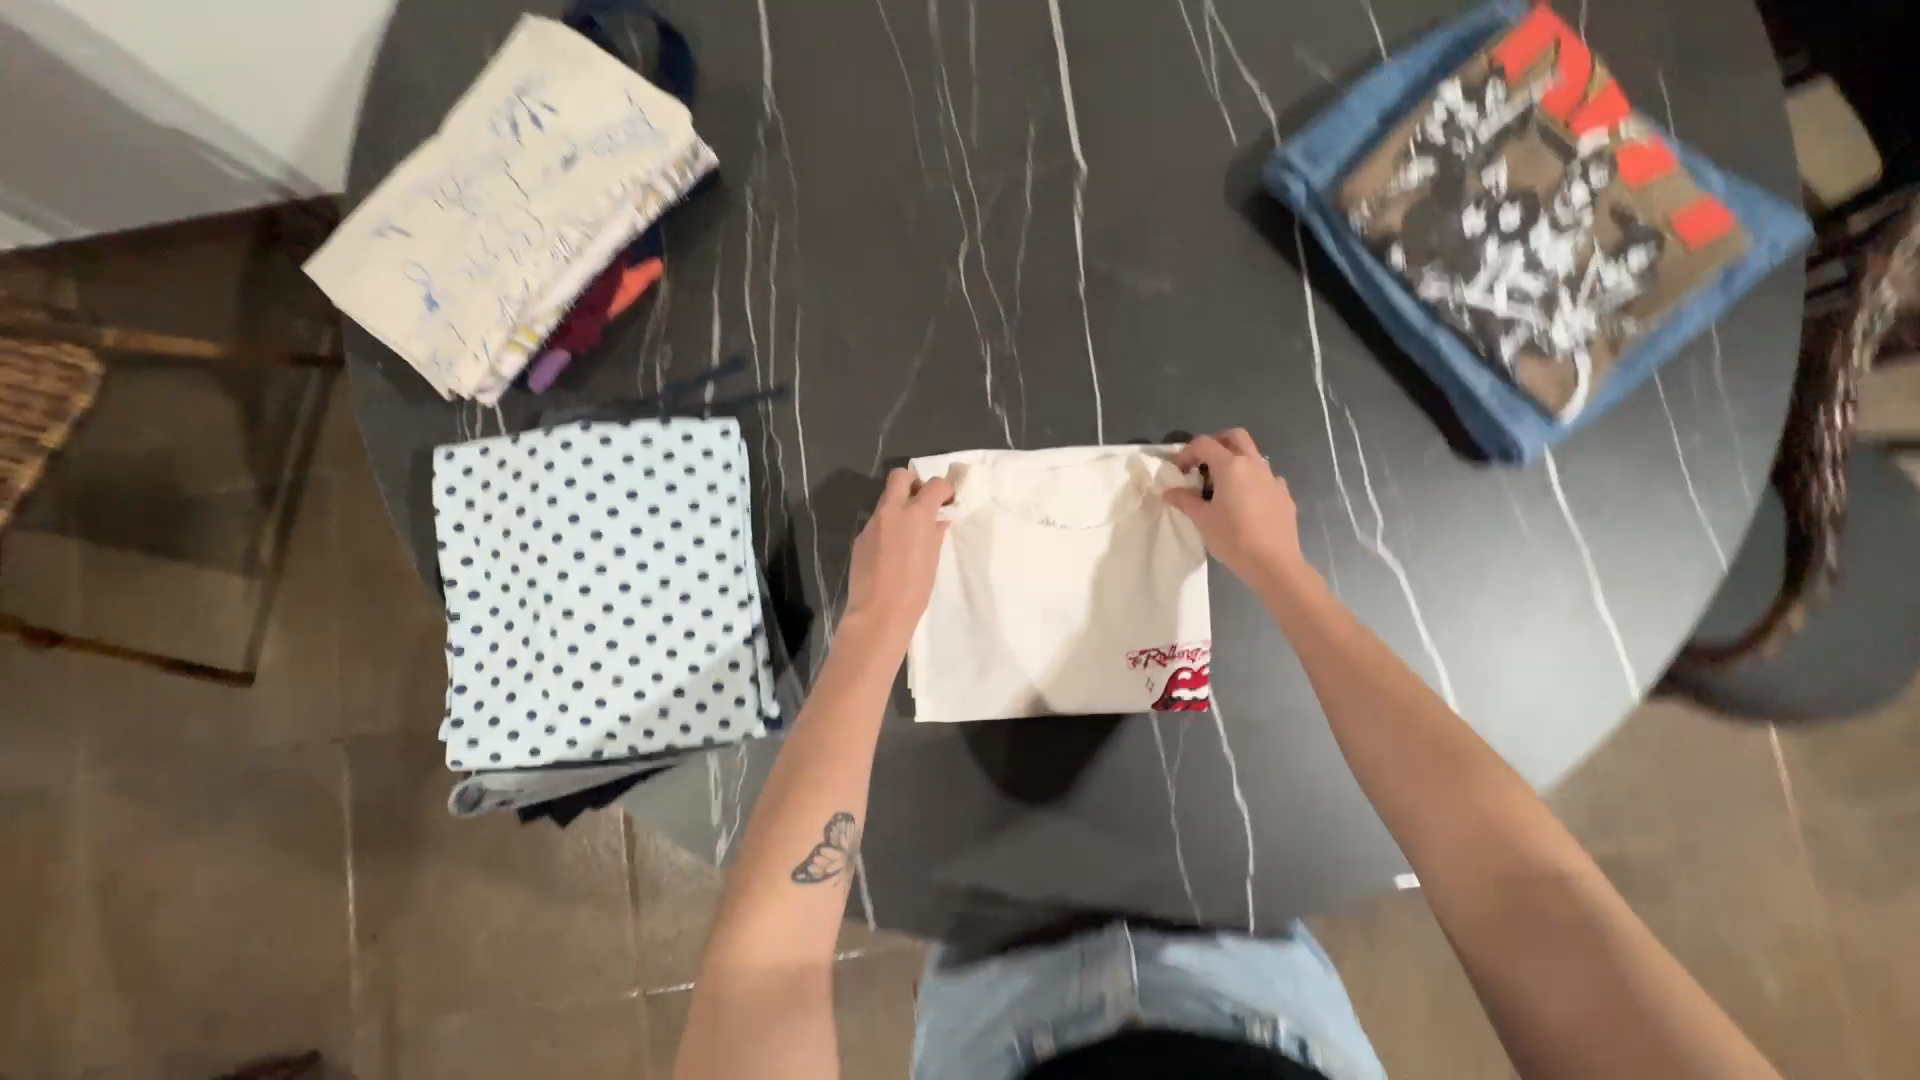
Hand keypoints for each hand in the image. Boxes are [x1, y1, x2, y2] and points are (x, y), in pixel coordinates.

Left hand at [842, 469, 952, 647]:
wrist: (879, 612)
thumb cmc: (915, 589)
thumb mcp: (933, 560)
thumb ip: (935, 534)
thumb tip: (938, 522)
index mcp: (916, 514)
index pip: (934, 484)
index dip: (944, 490)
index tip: (947, 502)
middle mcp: (891, 511)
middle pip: (900, 476)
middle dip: (914, 484)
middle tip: (923, 504)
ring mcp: (872, 523)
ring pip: (885, 500)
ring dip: (899, 507)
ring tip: (908, 533)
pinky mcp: (860, 538)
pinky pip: (876, 523)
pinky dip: (887, 528)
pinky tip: (891, 551)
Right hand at [1163, 429, 1304, 587]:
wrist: (1273, 563)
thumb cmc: (1233, 538)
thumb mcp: (1202, 520)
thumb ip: (1184, 501)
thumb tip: (1169, 492)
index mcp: (1231, 466)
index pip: (1204, 444)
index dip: (1187, 453)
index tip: (1179, 471)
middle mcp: (1254, 465)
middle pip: (1235, 436)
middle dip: (1216, 443)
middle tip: (1203, 463)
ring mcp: (1272, 478)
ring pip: (1253, 456)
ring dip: (1235, 461)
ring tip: (1223, 487)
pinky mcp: (1284, 494)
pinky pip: (1266, 478)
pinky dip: (1252, 482)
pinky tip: (1247, 503)